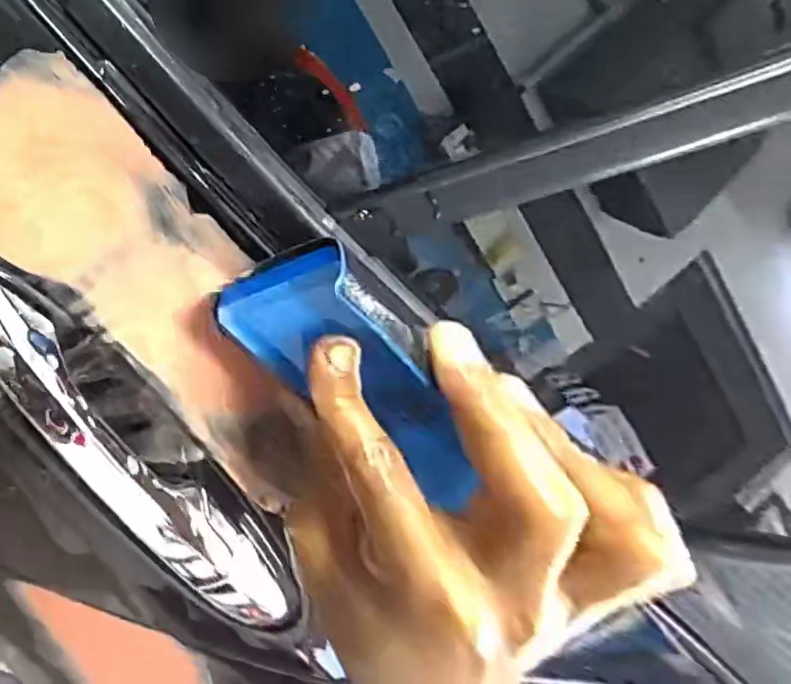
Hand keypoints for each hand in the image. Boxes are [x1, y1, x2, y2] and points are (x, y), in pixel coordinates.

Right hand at [289, 322, 694, 683]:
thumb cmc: (361, 619)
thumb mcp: (315, 548)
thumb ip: (322, 475)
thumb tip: (319, 398)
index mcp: (421, 586)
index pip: (382, 474)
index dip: (348, 400)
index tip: (332, 351)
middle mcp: (511, 597)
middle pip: (537, 499)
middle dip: (485, 406)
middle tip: (445, 343)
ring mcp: (571, 602)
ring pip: (612, 519)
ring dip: (550, 434)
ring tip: (496, 383)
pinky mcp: (599, 598)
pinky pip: (646, 541)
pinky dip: (607, 477)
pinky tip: (549, 439)